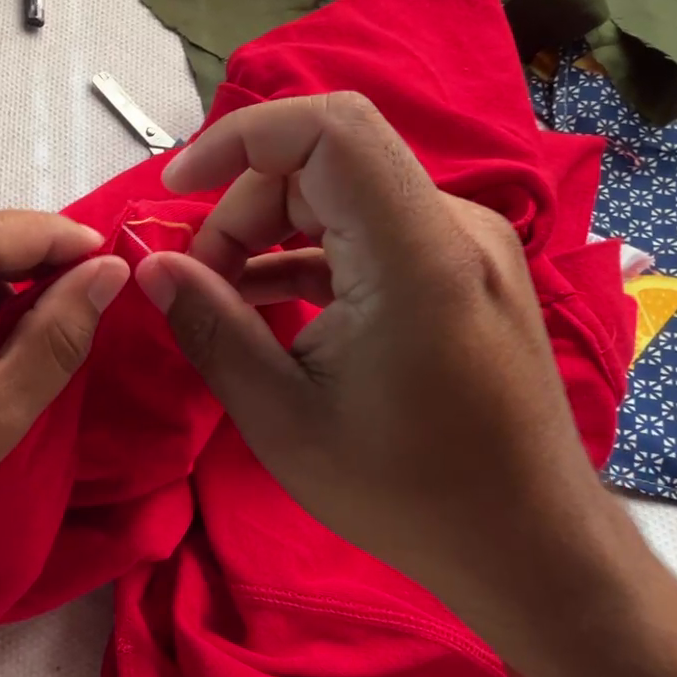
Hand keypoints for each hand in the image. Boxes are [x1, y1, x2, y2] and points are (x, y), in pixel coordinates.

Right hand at [135, 93, 619, 618]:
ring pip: (336, 196)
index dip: (238, 138)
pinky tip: (265, 308)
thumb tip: (150, 266)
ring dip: (264, 235)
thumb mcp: (279, 415)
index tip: (173, 190)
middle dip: (237, 210)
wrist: (526, 546)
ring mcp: (460, 249)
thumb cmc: (403, 490)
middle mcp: (449, 230)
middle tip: (195, 284)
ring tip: (222, 302)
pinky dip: (300, 256)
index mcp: (413, 256)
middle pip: (319, 164)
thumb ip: (209, 326)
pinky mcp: (456, 274)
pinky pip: (362, 233)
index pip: (327, 130)